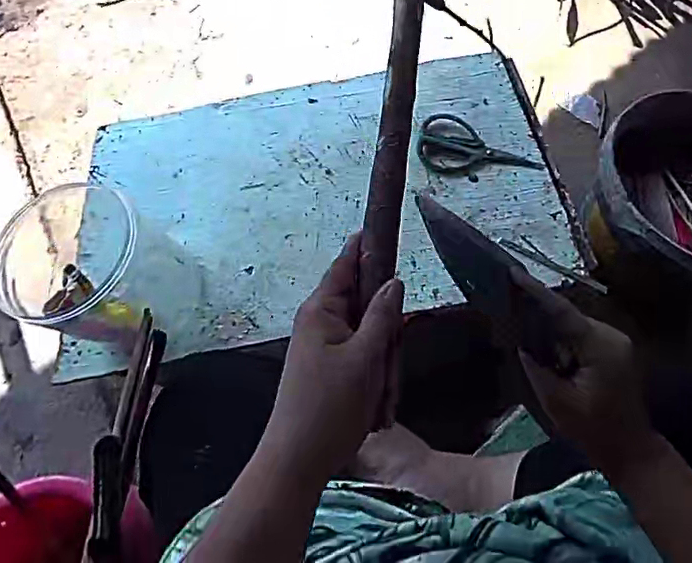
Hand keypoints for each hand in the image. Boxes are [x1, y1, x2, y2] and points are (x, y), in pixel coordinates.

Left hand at [260, 233, 404, 481]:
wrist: (297, 462)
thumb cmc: (328, 407)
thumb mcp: (364, 359)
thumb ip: (381, 317)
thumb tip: (394, 281)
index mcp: (321, 309)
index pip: (345, 264)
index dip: (364, 246)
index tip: (384, 228)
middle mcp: (321, 320)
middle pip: (365, 302)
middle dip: (385, 329)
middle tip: (391, 358)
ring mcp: (325, 345)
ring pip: (369, 334)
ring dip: (382, 361)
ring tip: (381, 394)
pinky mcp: (331, 367)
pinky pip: (362, 357)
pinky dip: (374, 375)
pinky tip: (376, 404)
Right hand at [515, 281, 659, 474]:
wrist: (633, 454)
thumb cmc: (597, 432)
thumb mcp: (559, 404)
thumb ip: (537, 370)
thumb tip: (522, 346)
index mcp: (601, 345)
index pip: (563, 311)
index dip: (536, 291)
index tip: (514, 272)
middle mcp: (612, 336)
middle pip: (568, 316)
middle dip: (541, 316)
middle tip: (511, 308)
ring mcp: (616, 342)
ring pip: (574, 326)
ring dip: (553, 333)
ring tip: (526, 333)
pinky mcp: (614, 351)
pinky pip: (582, 336)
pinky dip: (565, 342)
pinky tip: (550, 354)